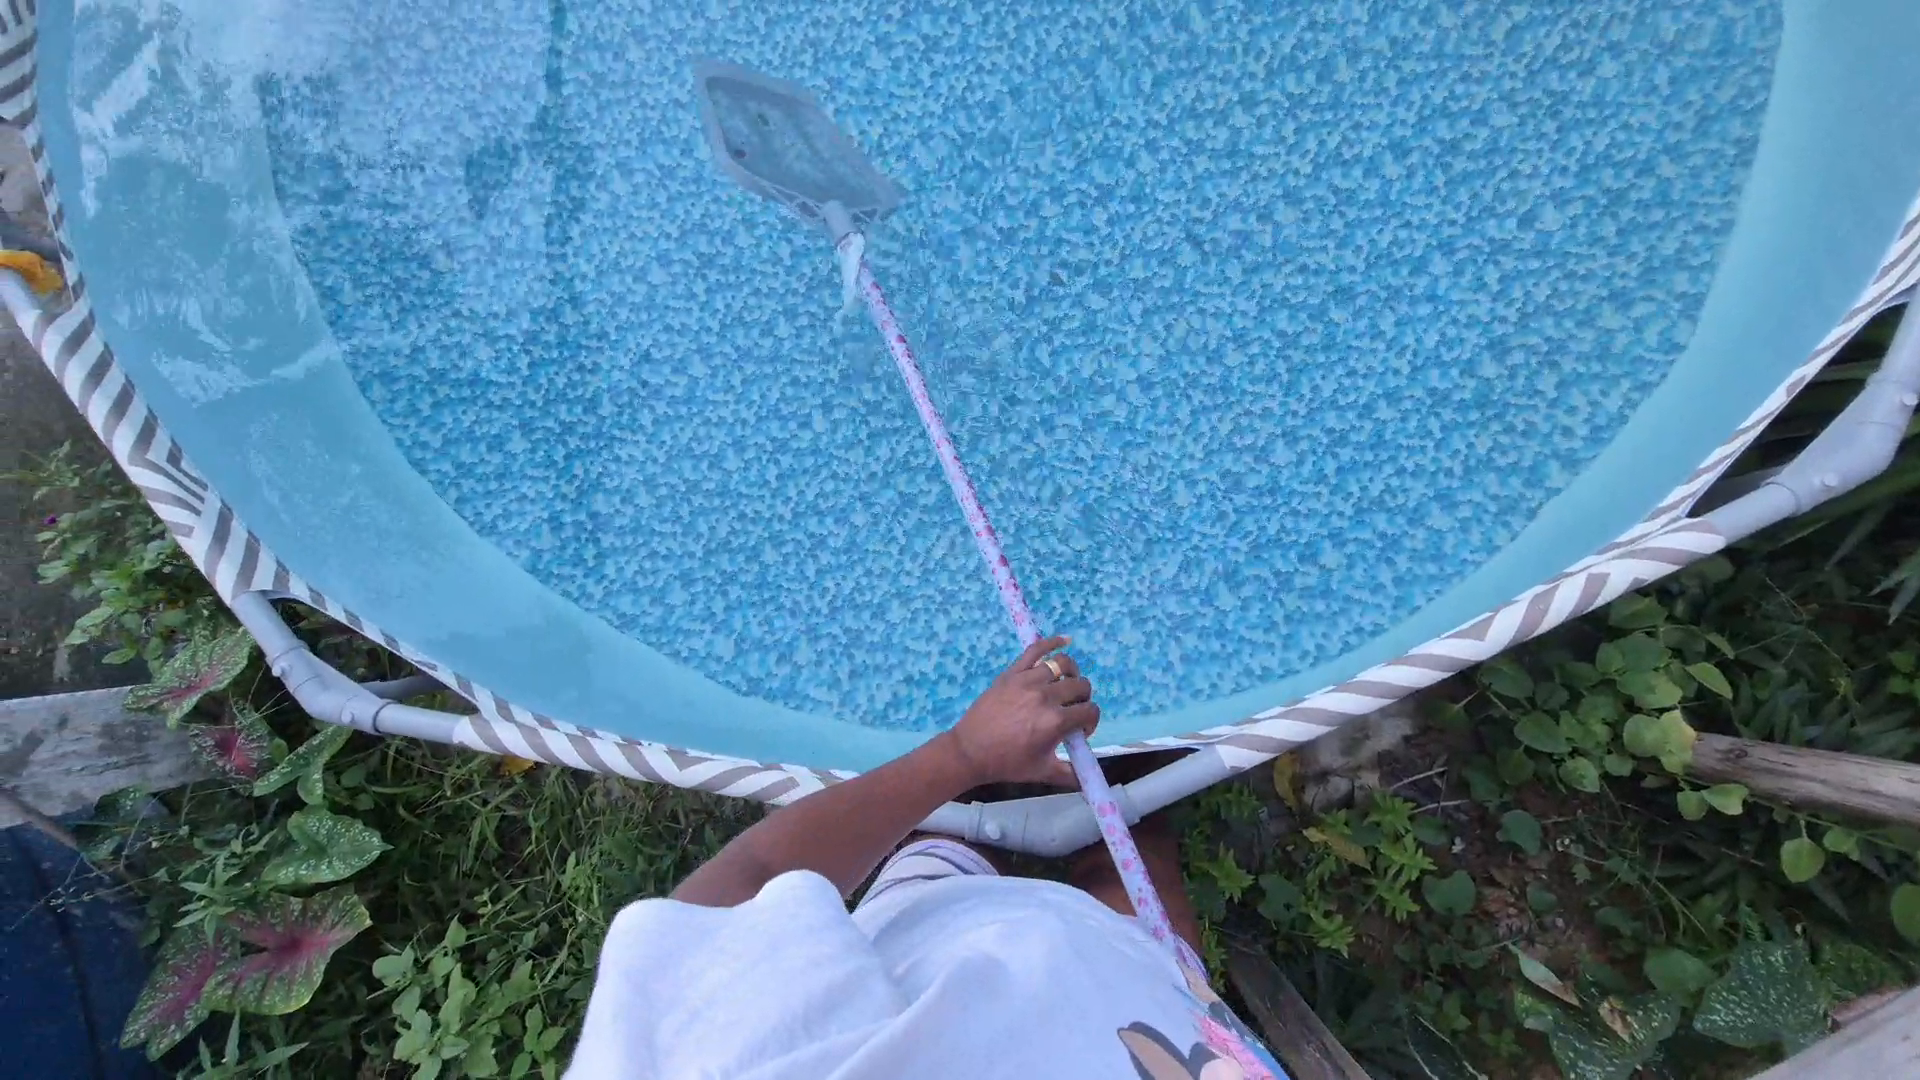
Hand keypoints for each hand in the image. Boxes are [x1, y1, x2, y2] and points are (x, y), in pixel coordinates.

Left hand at [942, 635, 1099, 787]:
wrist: (971, 750)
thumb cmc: (1007, 763)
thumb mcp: (1042, 772)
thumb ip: (1070, 775)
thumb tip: (1091, 780)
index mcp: (1055, 721)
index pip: (1090, 711)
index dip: (1090, 722)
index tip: (1079, 731)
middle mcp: (1045, 696)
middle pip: (1081, 686)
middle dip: (1083, 699)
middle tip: (1071, 711)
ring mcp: (1028, 680)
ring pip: (1063, 664)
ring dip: (1071, 675)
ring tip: (1065, 685)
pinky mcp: (1013, 673)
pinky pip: (1036, 650)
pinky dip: (1053, 642)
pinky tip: (1064, 641)